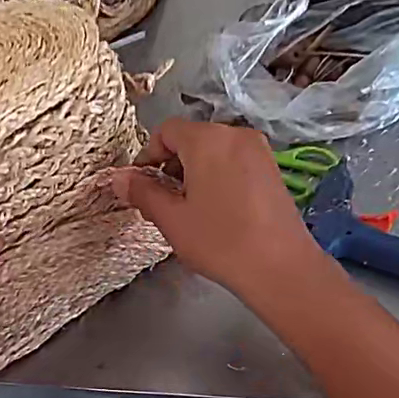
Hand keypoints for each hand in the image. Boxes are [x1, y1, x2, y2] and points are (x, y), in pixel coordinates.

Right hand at [111, 120, 332, 301]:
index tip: (141, 185)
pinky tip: (217, 211)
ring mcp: (259, 151)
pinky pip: (234, 162)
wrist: (280, 266)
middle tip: (163, 202)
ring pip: (214, 151)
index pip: (166, 130)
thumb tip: (118, 178)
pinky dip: (218, 177)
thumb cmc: (220, 241)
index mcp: (207, 139)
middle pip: (192, 139)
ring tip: (190, 210)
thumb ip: (143, 193)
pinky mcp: (272, 169)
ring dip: (195, 173)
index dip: (148, 155)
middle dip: (172, 165)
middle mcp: (235, 134)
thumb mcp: (172, 219)